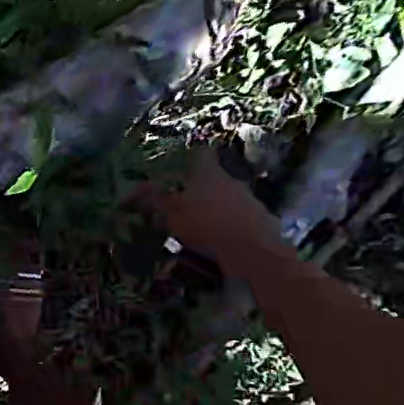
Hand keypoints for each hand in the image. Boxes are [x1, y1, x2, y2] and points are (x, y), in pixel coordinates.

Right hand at [140, 145, 291, 276]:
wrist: (254, 250)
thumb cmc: (206, 225)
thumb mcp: (173, 216)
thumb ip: (158, 203)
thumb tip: (143, 192)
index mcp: (207, 174)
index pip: (201, 154)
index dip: (190, 157)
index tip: (179, 166)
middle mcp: (230, 180)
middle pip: (212, 177)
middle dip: (198, 189)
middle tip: (181, 203)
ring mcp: (248, 198)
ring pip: (225, 196)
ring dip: (213, 206)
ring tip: (198, 225)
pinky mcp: (260, 217)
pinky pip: (238, 214)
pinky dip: (227, 221)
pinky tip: (218, 237)